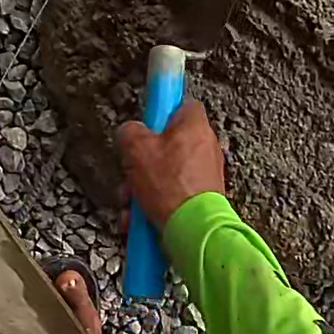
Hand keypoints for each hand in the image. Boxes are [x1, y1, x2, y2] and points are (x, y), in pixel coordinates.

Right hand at [116, 99, 225, 227]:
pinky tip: (138, 219)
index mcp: (194, 126)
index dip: (160, 110)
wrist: (194, 230)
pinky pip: (172, 195)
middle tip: (131, 171)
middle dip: (141, 161)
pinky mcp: (202, 198)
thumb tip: (128, 132)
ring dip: (142, 188)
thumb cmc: (171, 187)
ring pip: (165, 173)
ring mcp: (205, 174)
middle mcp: (205, 147)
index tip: (146, 119)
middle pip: (167, 144)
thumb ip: (129, 132)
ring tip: (131, 203)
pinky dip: (154, 205)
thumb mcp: (136, 149)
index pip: (181, 103)